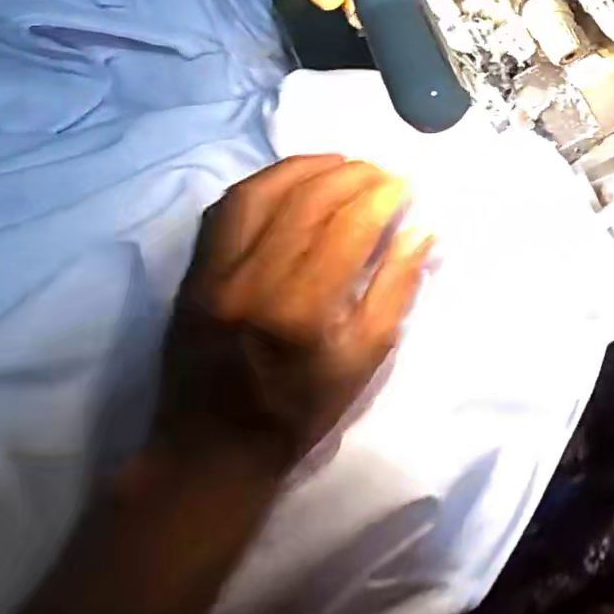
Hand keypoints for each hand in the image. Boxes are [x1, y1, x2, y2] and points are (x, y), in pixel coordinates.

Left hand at [154, 155, 433, 466]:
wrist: (211, 450)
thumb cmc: (302, 407)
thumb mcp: (367, 355)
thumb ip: (397, 286)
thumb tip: (422, 231)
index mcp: (303, 310)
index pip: (349, 227)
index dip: (382, 196)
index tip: (405, 184)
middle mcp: (253, 282)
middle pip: (308, 201)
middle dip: (352, 175)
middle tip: (381, 171)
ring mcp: (214, 274)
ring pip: (261, 193)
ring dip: (307, 167)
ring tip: (342, 163)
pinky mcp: (192, 273)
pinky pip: (227, 209)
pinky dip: (264, 183)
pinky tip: (292, 179)